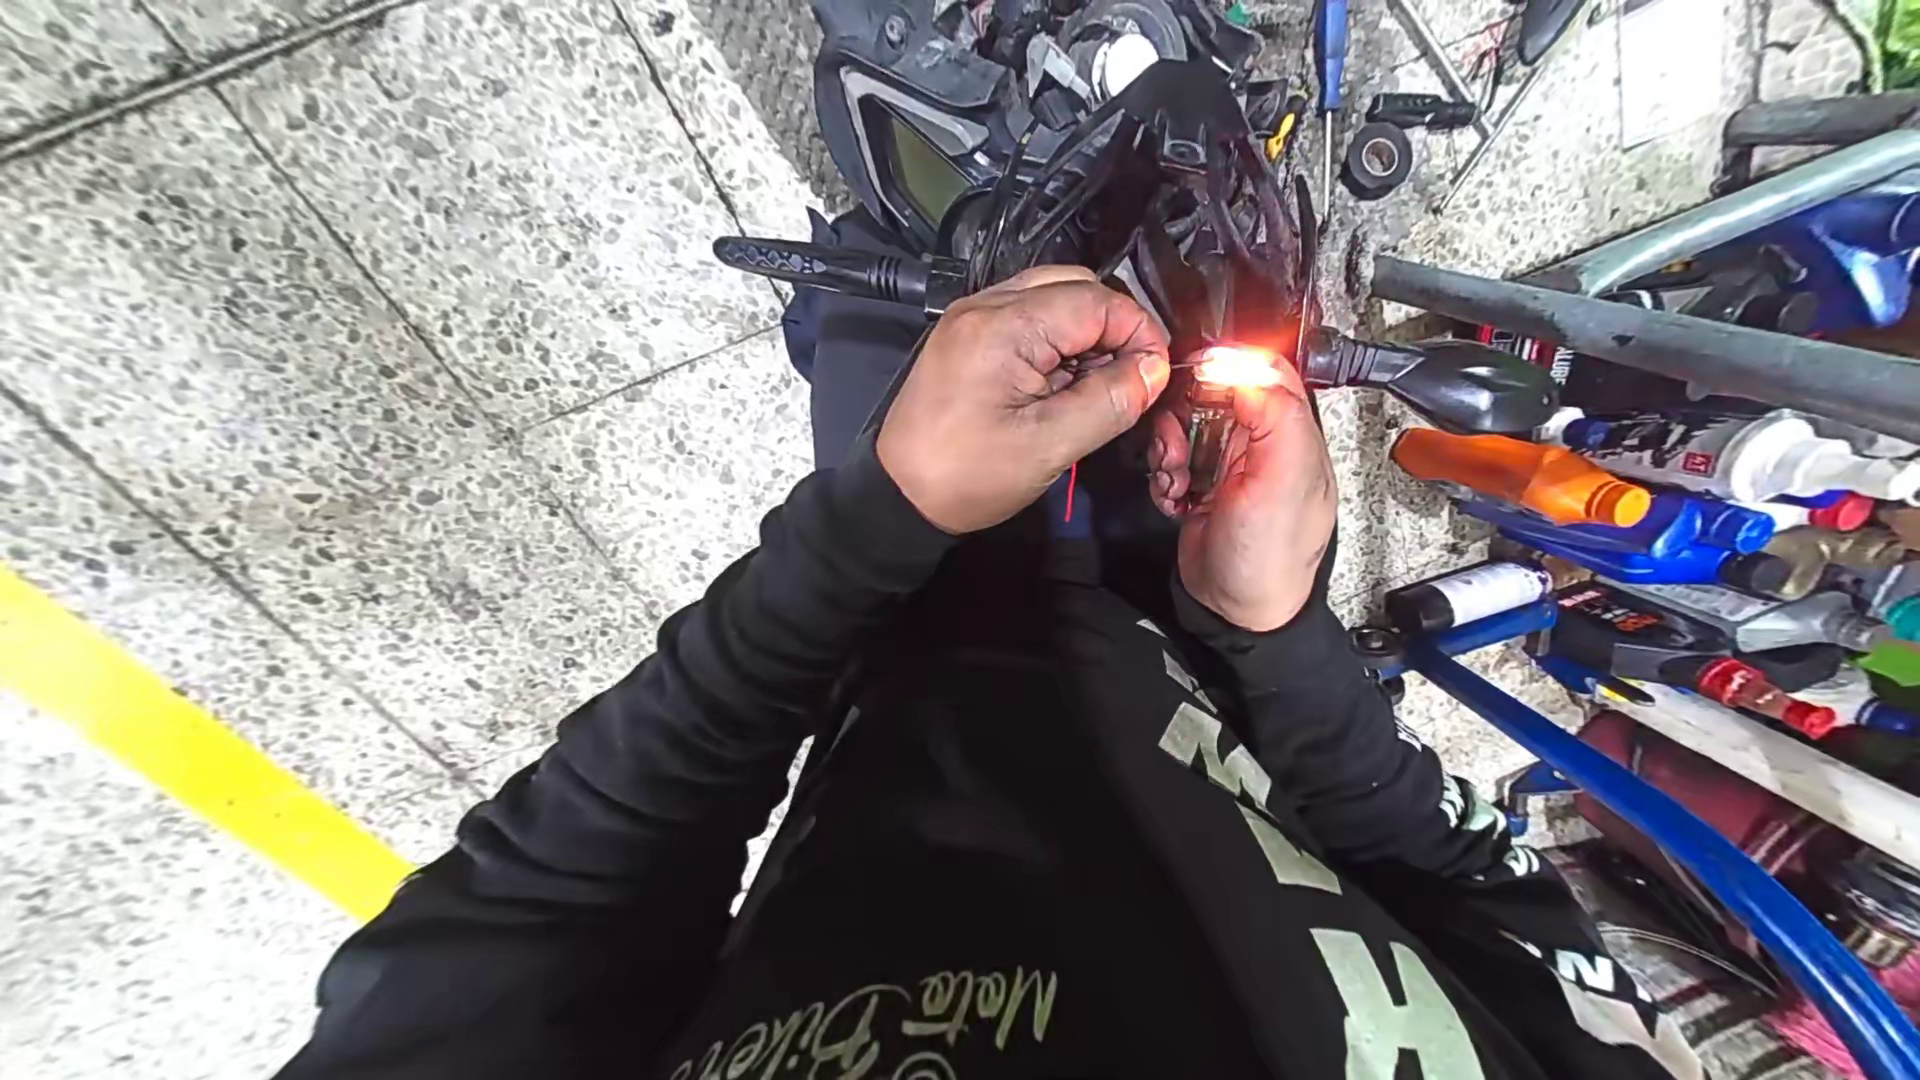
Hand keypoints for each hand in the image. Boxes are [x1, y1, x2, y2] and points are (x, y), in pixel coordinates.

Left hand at [878, 266, 1171, 533]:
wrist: (900, 496)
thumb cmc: (965, 477)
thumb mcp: (1048, 446)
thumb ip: (1109, 402)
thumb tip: (1152, 370)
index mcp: (1002, 326)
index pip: (1096, 300)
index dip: (1138, 332)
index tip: (1153, 373)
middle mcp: (982, 308)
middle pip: (1075, 288)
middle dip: (1112, 329)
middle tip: (1125, 380)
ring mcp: (970, 320)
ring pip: (1051, 301)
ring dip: (1084, 337)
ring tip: (1090, 388)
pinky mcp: (966, 339)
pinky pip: (1025, 321)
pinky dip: (1054, 345)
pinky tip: (1057, 385)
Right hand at [1147, 362, 1336, 630]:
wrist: (1233, 608)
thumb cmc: (1268, 557)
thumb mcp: (1283, 481)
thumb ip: (1276, 416)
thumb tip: (1249, 366)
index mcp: (1291, 435)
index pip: (1264, 373)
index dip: (1226, 366)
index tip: (1193, 378)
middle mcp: (1261, 446)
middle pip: (1213, 397)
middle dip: (1184, 417)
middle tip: (1176, 447)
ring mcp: (1227, 467)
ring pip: (1186, 428)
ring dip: (1168, 450)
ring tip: (1174, 480)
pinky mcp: (1200, 486)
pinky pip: (1171, 461)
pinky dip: (1163, 475)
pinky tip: (1173, 497)